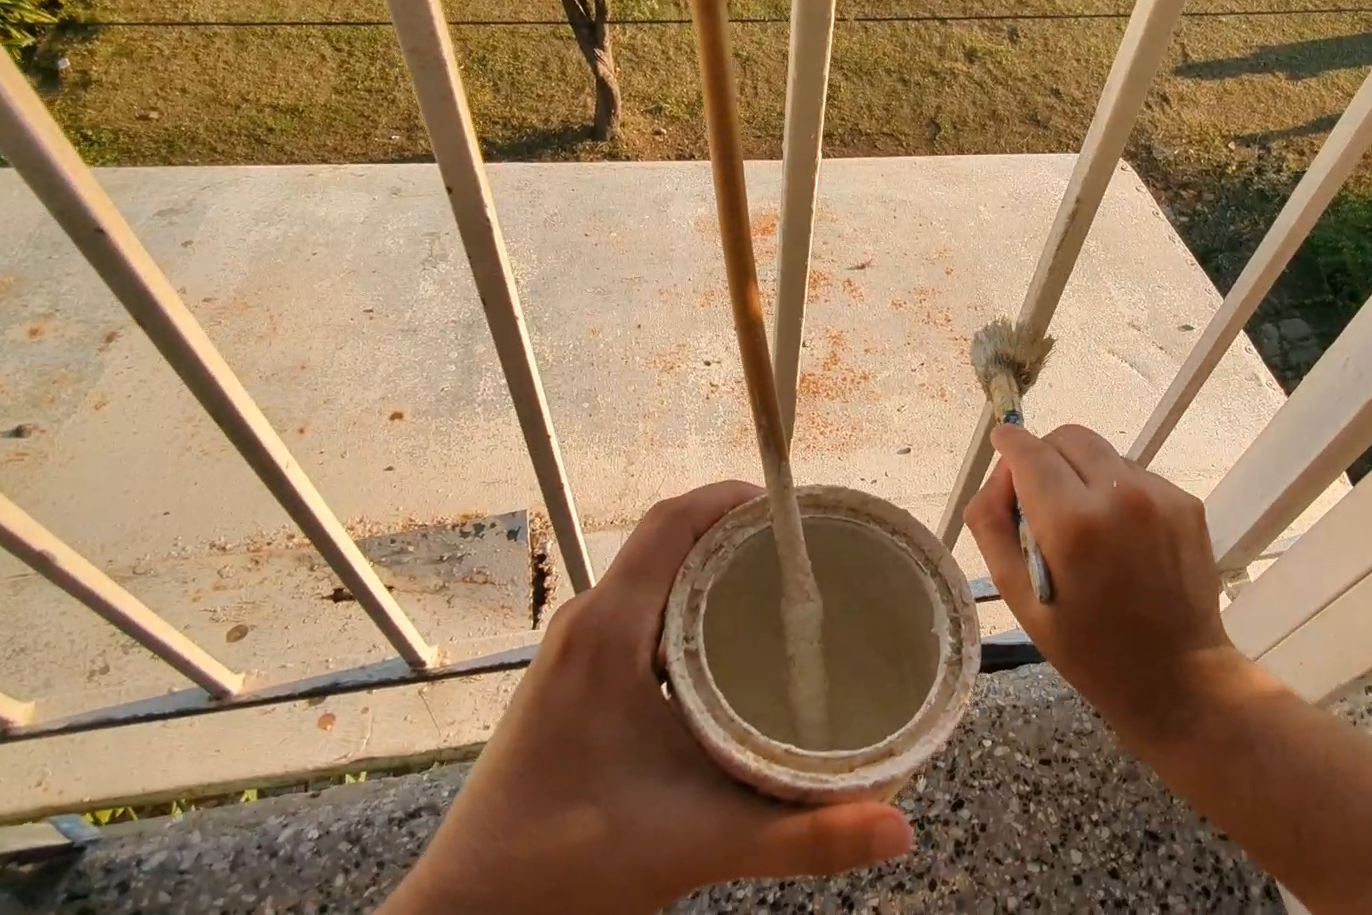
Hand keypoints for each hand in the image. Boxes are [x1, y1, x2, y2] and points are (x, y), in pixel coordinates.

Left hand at [383, 481, 913, 914]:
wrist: (472, 911)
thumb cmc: (567, 864)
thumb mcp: (698, 842)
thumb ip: (804, 837)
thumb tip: (899, 829)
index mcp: (608, 632)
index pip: (671, 523)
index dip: (731, 497)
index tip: (794, 506)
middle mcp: (588, 623)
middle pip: (669, 541)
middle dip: (738, 532)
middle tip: (808, 551)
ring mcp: (577, 649)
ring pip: (655, 576)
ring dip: (714, 569)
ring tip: (780, 588)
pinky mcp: (578, 676)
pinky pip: (643, 610)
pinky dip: (691, 604)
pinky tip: (731, 645)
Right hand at [966, 424, 1230, 751]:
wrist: (1178, 677)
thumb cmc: (1087, 648)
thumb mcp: (1018, 598)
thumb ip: (993, 526)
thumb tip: (998, 478)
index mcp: (1072, 523)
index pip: (1030, 452)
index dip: (1009, 442)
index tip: (1001, 442)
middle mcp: (1120, 495)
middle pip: (1068, 436)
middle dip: (1045, 454)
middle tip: (1038, 496)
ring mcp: (1160, 496)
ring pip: (1103, 454)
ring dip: (1081, 473)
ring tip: (1083, 524)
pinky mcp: (1186, 503)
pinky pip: (1135, 475)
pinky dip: (1115, 490)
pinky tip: (1118, 536)